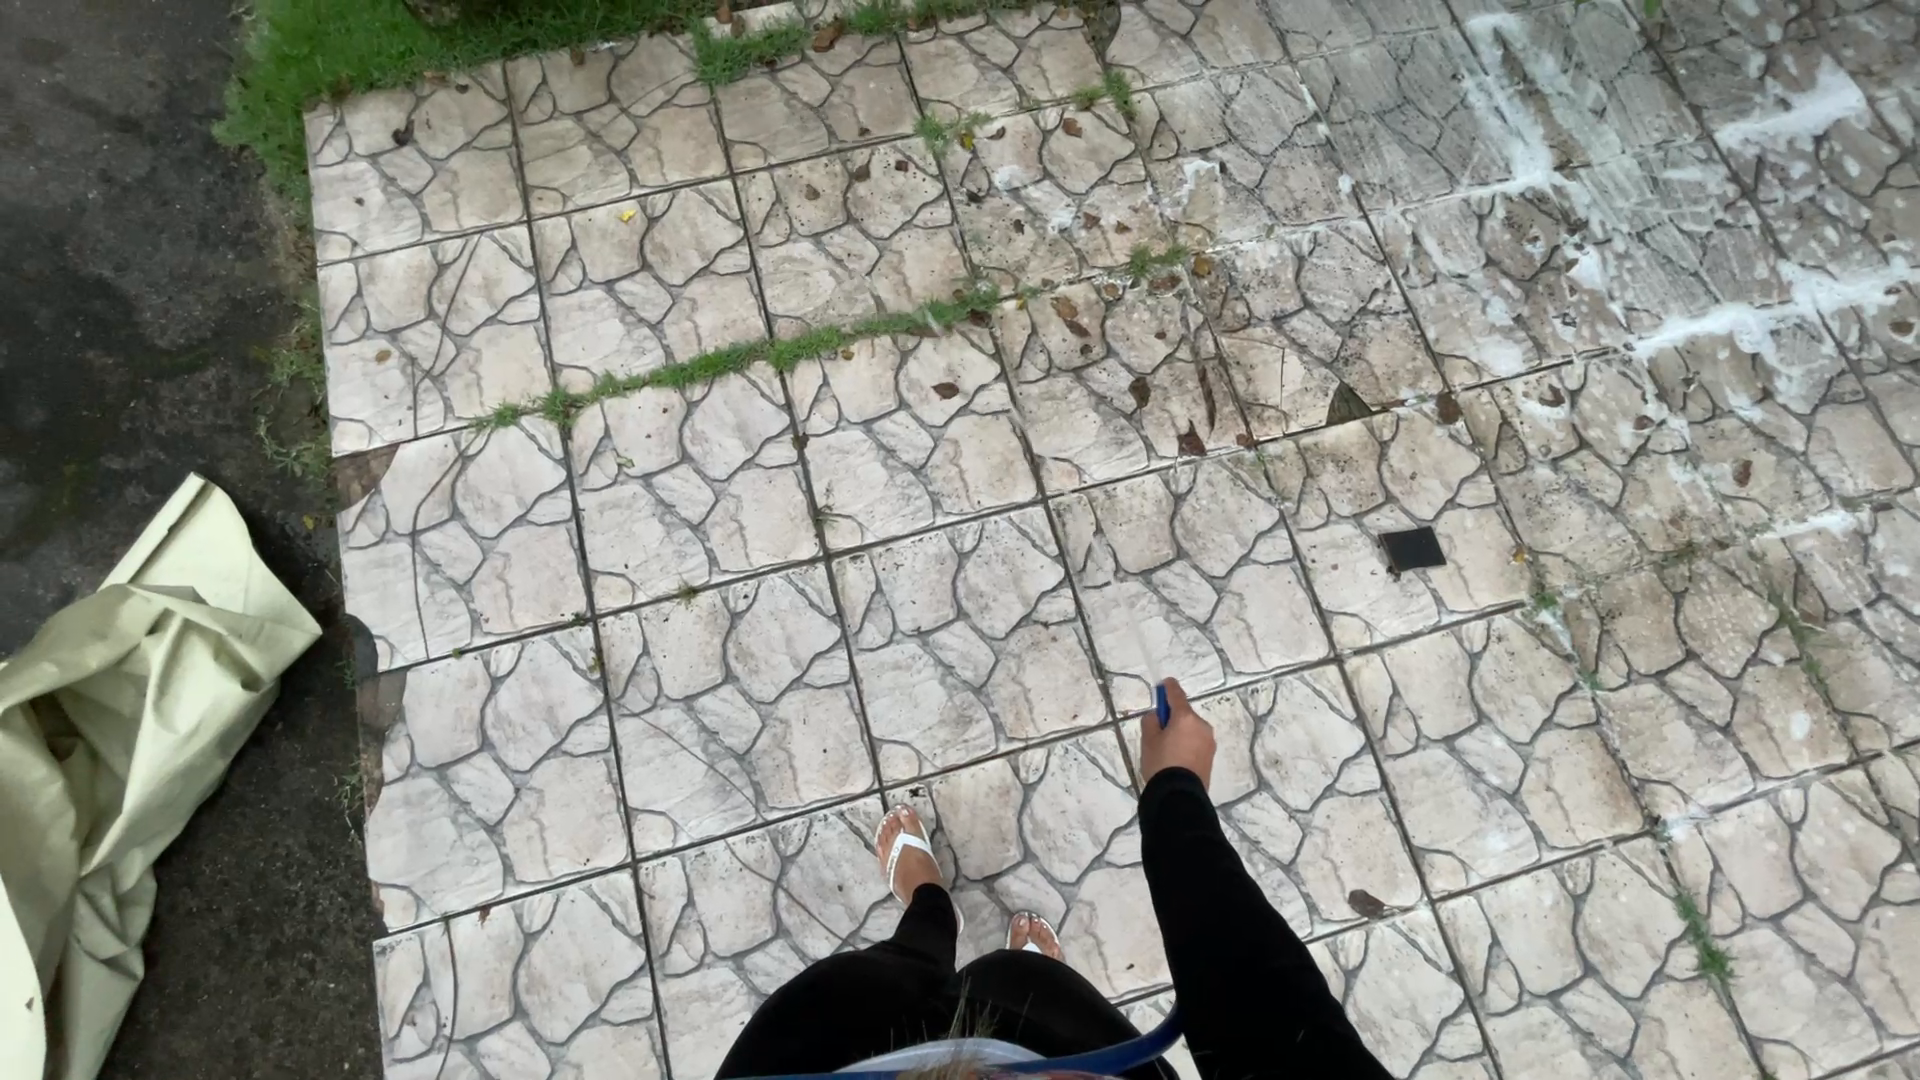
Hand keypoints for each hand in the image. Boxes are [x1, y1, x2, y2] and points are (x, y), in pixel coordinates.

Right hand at [1138, 677, 1214, 790]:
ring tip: (1166, 749)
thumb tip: (1158, 716)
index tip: (1164, 683)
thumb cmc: (1160, 763)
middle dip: (1172, 717)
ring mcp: (1208, 741)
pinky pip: (1196, 741)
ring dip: (1181, 731)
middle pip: (1184, 714)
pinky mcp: (1211, 756)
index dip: (1168, 687)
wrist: (1179, 794)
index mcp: (1185, 717)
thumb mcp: (1148, 739)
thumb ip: (1151, 721)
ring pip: (1191, 729)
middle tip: (1157, 730)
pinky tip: (1176, 757)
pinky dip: (1187, 743)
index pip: (1176, 694)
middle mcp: (1201, 725)